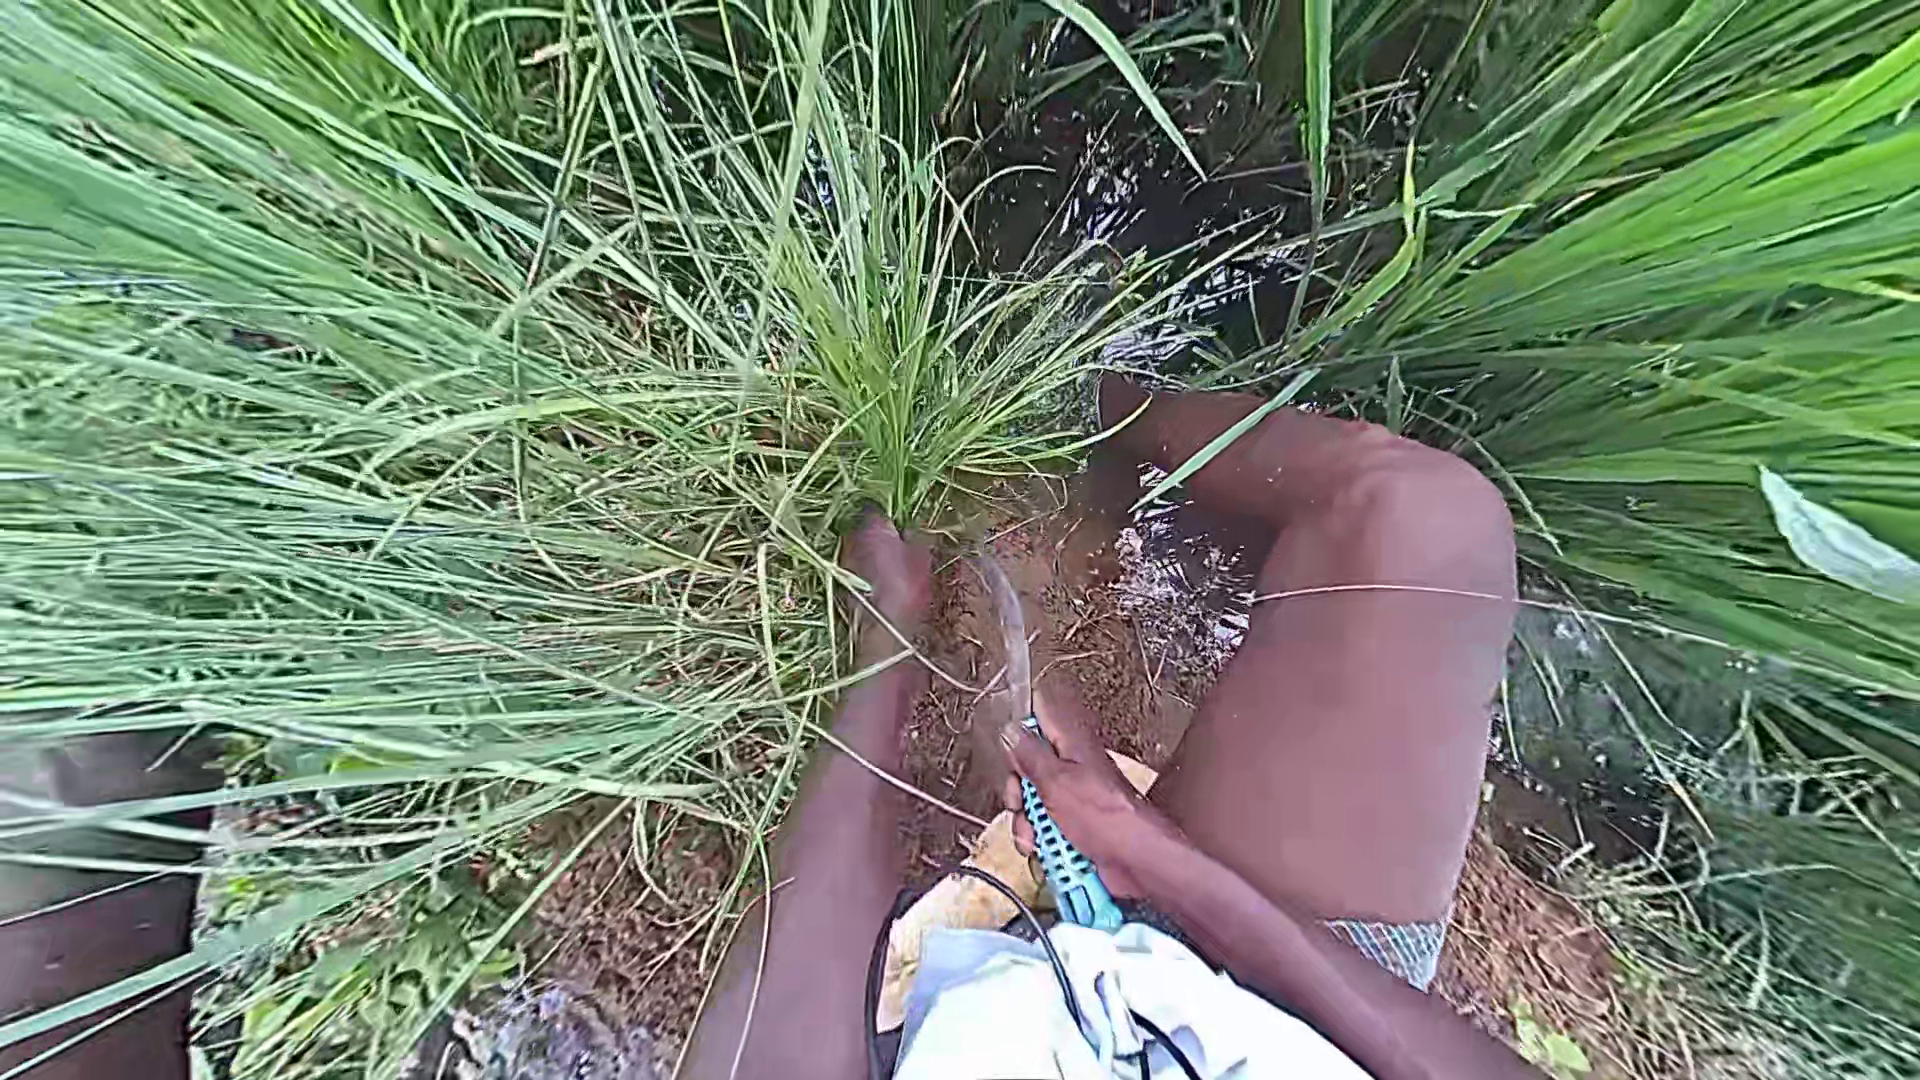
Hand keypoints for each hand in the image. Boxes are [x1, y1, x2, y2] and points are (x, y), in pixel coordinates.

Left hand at [839, 508, 930, 659]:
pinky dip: (865, 572)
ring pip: (857, 548)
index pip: (875, 508)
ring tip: (891, 568)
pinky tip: (880, 584)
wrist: (883, 629)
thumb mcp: (922, 556)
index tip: (901, 526)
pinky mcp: (839, 583)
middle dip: (878, 533)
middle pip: (863, 527)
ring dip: (870, 553)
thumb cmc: (906, 587)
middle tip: (899, 546)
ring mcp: (841, 562)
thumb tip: (908, 527)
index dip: (889, 515)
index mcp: (870, 526)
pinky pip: (855, 569)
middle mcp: (849, 539)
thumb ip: (914, 534)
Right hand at [1000, 689, 1186, 899]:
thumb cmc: (1108, 818)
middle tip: (1023, 803)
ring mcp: (1072, 797)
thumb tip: (1010, 729)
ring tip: (1037, 837)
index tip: (1011, 753)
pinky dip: (1041, 840)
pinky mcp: (1074, 824)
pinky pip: (1045, 826)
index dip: (1018, 731)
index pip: (1038, 718)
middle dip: (1019, 791)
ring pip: (1033, 801)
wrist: (1137, 863)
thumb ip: (1030, 754)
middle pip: (1028, 766)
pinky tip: (1046, 851)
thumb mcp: (1056, 782)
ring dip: (1028, 822)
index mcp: (1070, 745)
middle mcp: (1071, 767)